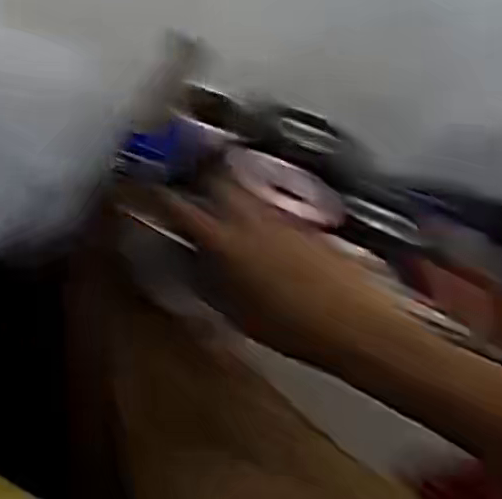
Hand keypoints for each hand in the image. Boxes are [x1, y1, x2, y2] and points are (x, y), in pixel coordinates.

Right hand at [155, 182, 419, 369]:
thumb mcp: (229, 308)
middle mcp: (244, 216)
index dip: (147, 191)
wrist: (368, 332)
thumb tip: (180, 257)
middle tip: (178, 171)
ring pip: (242, 186)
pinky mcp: (306, 226)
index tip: (133, 187)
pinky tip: (256, 226)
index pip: (170, 201)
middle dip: (192, 169)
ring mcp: (278, 217)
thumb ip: (199, 275)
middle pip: (211, 175)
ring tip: (213, 192)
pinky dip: (253, 206)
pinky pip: (268, 206)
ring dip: (223, 183)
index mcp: (217, 235)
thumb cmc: (290, 328)